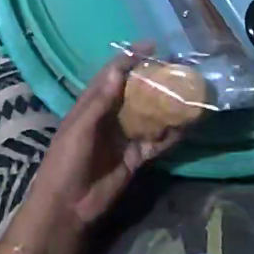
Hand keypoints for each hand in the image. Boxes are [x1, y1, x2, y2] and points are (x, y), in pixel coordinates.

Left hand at [10, 49, 178, 253]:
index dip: (130, 58)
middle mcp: (109, 116)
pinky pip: (157, 142)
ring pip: (149, 115)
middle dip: (153, 78)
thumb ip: (99, 102)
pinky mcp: (135, 158)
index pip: (112, 74)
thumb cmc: (65, 162)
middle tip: (177, 66)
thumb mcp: (79, 129)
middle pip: (134, 91)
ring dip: (166, 104)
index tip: (152, 46)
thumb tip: (119, 70)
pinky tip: (188, 125)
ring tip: (188, 90)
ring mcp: (124, 137)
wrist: (67, 207)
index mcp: (91, 105)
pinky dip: (171, 134)